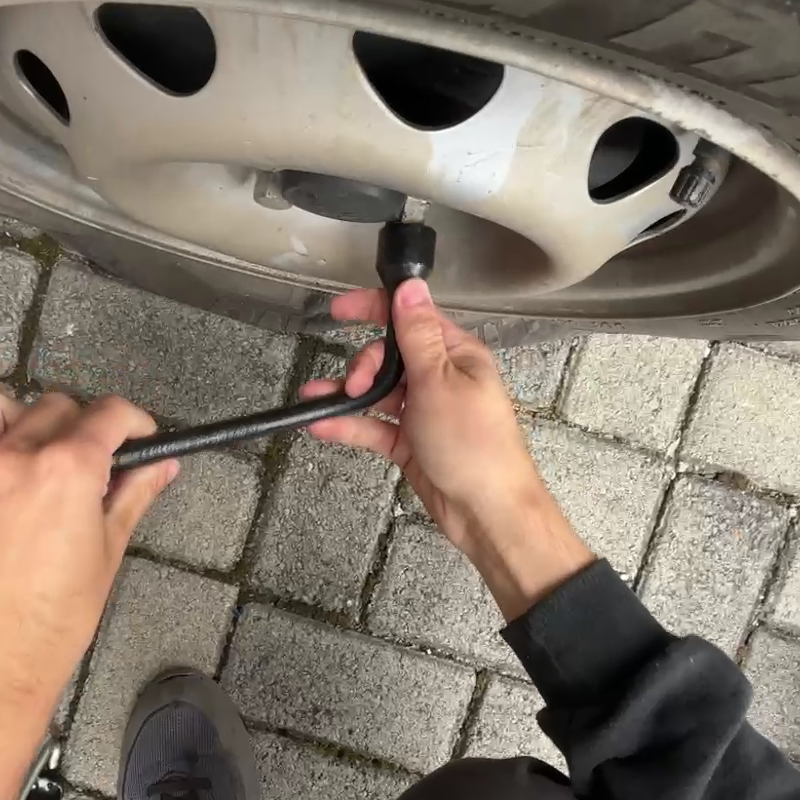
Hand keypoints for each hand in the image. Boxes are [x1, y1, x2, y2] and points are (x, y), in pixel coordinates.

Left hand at [0, 388, 177, 799]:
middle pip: (52, 408)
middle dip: (81, 426)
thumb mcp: (107, 555)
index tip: (137, 434)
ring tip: (27, 443)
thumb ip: (133, 496)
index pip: (108, 416)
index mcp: (65, 473)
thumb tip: (163, 466)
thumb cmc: (51, 626)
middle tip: (88, 460)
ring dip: (17, 415)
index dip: (133, 422)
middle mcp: (9, 461)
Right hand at [299, 280, 592, 619]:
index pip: (410, 319)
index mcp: (455, 355)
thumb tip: (410, 286)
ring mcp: (423, 413)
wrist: (486, 512)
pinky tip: (319, 424)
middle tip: (354, 384)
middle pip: (387, 358)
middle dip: (362, 365)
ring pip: (376, 394)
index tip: (340, 309)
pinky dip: (348, 425)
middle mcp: (439, 379)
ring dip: (345, 395)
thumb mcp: (440, 382)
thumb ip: (418, 335)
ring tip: (313, 399)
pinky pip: (373, 428)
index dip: (374, 309)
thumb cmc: (474, 446)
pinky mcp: (409, 444)